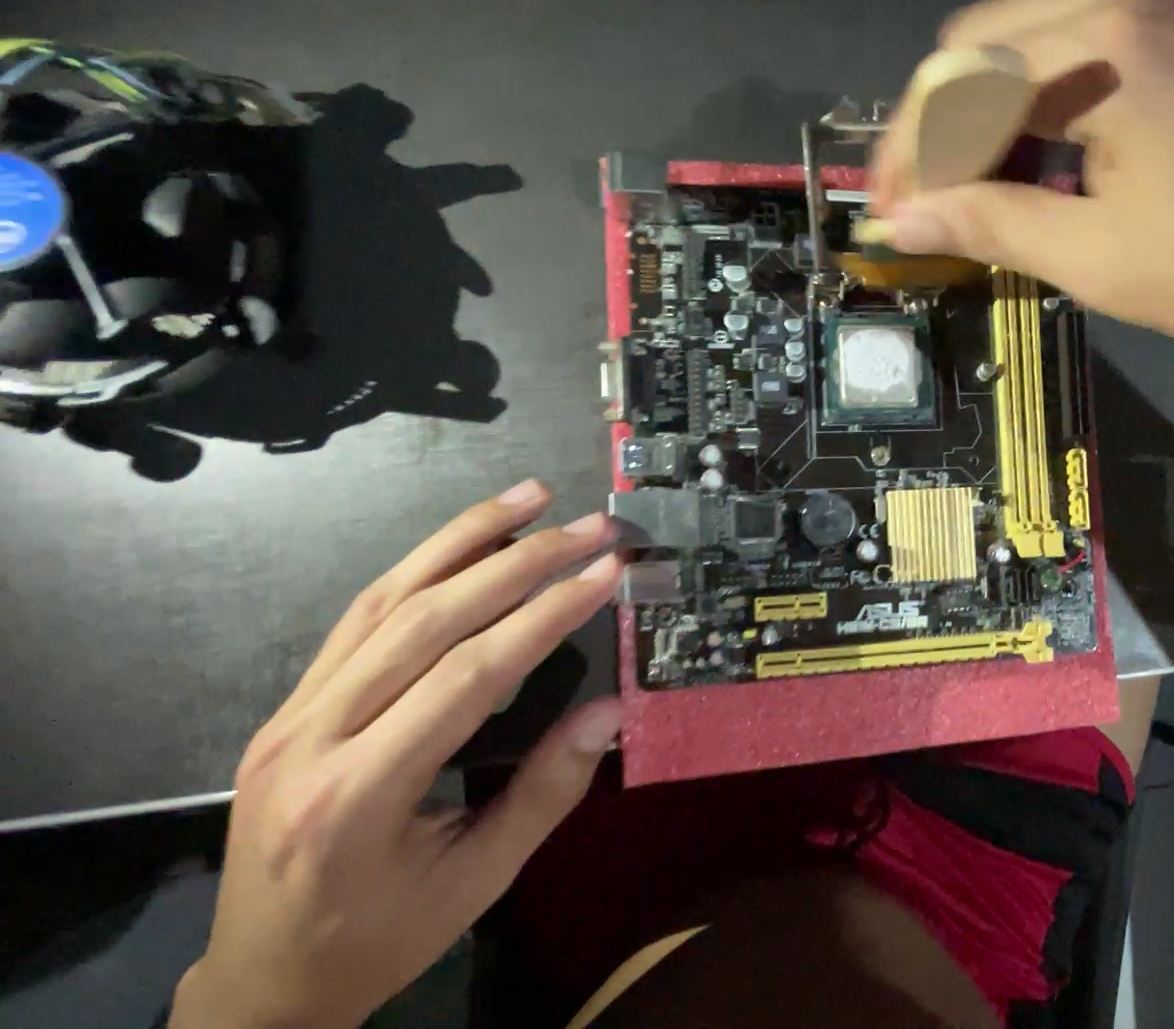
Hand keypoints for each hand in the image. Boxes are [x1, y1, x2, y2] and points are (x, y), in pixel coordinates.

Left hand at [171, 481, 624, 1028]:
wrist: (262, 977)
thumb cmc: (380, 936)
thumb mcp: (479, 880)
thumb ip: (547, 791)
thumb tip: (610, 710)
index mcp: (360, 792)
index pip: (470, 673)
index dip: (546, 613)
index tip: (606, 570)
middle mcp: (313, 736)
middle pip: (428, 619)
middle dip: (520, 560)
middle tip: (589, 525)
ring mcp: (292, 712)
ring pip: (386, 599)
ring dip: (465, 537)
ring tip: (529, 496)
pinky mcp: (291, 702)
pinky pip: (360, 616)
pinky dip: (422, 566)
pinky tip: (466, 540)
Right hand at [869, 0, 1173, 411]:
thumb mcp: (1105, 261)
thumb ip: (992, 222)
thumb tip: (898, 222)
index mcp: (1110, 37)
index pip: (958, 82)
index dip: (909, 155)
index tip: (887, 216)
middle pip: (992, 43)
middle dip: (951, 129)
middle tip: (939, 210)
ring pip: (1048, 35)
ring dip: (1008, 111)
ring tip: (1006, 195)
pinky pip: (1110, 35)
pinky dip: (1070, 94)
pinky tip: (1075, 157)